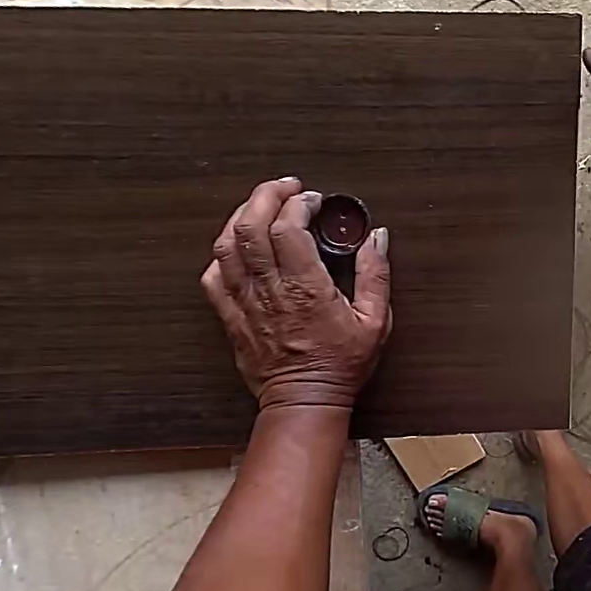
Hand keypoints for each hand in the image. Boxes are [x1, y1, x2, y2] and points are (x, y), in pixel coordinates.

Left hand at [200, 177, 391, 412]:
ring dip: (241, 216)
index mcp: (306, 288)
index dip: (298, 203)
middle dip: (266, 195)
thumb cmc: (340, 365)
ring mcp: (246, 302)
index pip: (289, 227)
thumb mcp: (374, 320)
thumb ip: (376, 274)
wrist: (304, 401)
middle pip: (251, 226)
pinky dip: (222, 253)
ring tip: (260, 206)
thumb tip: (377, 237)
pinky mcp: (231, 316)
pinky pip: (212, 277)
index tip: (312, 200)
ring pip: (227, 246)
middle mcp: (271, 290)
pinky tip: (238, 246)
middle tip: (284, 188)